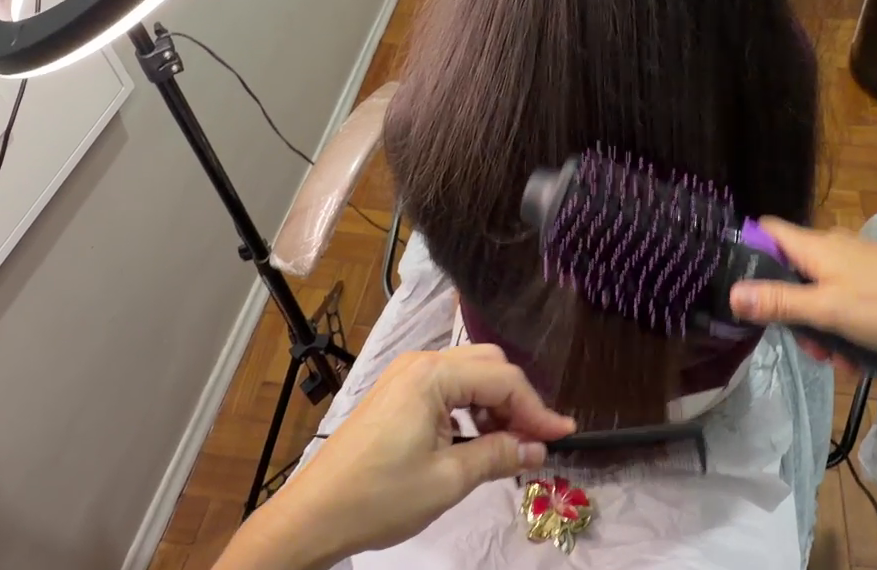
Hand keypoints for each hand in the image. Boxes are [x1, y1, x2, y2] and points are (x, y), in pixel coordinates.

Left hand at [220, 345, 575, 568]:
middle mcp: (420, 362)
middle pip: (487, 365)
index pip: (502, 379)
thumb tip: (537, 448)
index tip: (563, 436)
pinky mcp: (397, 392)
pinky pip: (447, 387)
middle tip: (536, 441)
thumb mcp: (447, 480)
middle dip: (517, 400)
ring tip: (509, 444)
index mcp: (433, 374)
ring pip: (468, 374)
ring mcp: (406, 374)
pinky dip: (470, 408)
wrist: (313, 515)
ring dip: (494, 404)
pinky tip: (476, 438)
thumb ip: (498, 455)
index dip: (536, 408)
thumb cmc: (380, 497)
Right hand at [728, 217, 876, 354]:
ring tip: (841, 363)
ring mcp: (858, 265)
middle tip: (807, 346)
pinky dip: (849, 329)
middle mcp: (832, 248)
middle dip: (794, 313)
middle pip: (794, 273)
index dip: (752, 251)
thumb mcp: (827, 310)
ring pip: (823, 295)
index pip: (768, 230)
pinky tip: (862, 360)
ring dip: (824, 329)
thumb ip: (780, 303)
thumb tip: (732, 294)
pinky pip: (849, 302)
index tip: (749, 286)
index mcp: (814, 246)